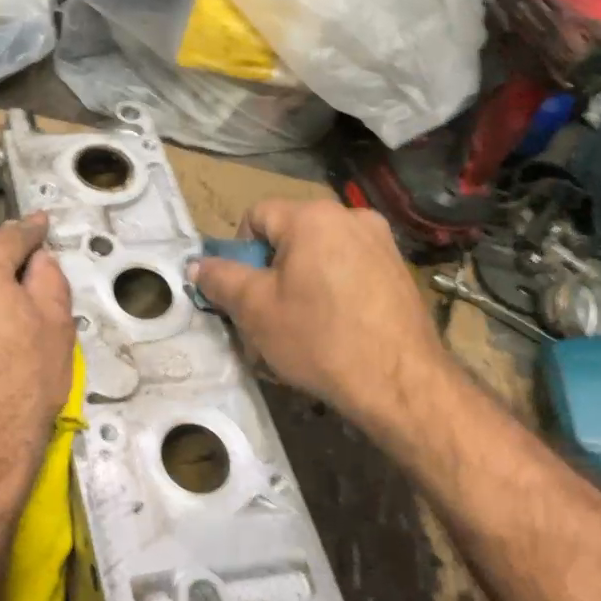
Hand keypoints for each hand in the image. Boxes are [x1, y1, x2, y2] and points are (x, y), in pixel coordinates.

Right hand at [191, 198, 454, 433]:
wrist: (401, 384)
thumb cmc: (319, 338)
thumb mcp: (254, 309)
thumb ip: (220, 279)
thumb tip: (198, 265)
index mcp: (313, 217)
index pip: (256, 216)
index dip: (239, 252)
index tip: (243, 291)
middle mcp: (351, 217)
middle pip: (289, 237)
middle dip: (270, 272)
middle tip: (265, 315)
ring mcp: (381, 244)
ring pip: (319, 256)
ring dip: (299, 285)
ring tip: (298, 329)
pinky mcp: (399, 272)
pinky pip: (348, 272)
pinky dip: (331, 294)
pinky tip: (332, 332)